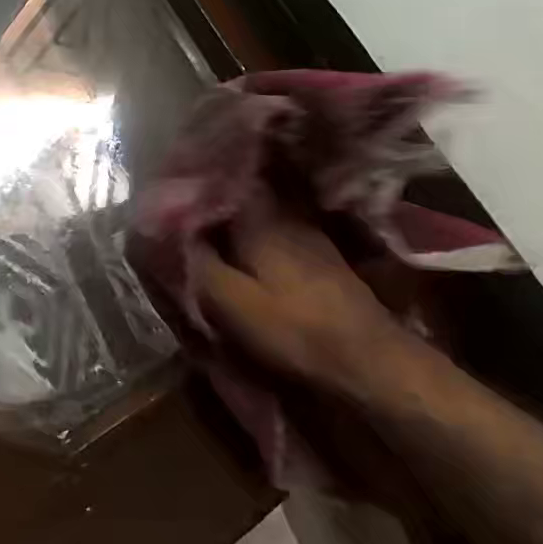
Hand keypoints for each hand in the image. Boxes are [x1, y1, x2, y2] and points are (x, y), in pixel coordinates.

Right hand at [192, 214, 422, 396]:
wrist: (366, 357)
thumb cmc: (293, 329)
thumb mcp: (232, 304)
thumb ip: (202, 267)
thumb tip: (180, 239)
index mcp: (261, 221)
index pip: (225, 187)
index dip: (200, 192)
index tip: (176, 200)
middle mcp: (288, 217)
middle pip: (245, 199)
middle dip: (219, 207)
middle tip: (191, 220)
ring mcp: (310, 235)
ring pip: (264, 218)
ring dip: (240, 225)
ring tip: (216, 238)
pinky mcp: (324, 257)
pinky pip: (281, 236)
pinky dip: (261, 241)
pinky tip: (253, 258)